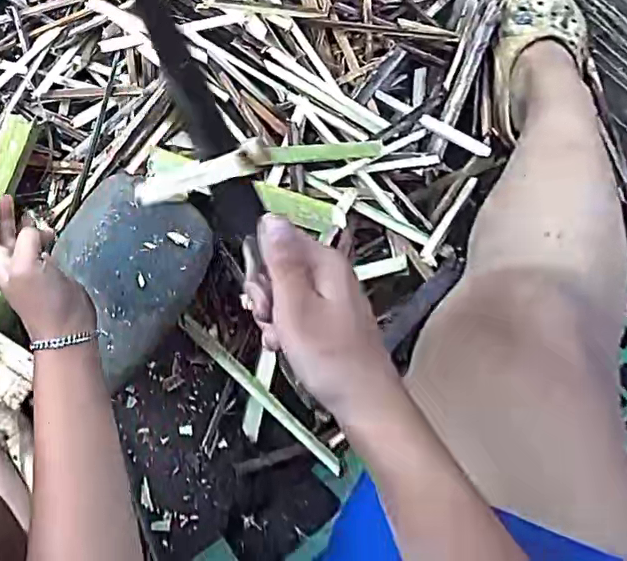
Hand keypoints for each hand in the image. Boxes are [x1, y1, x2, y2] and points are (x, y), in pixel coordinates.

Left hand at [0, 193, 96, 341]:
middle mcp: (5, 262)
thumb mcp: (27, 264)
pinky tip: (41, 224)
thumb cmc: (42, 301)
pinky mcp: (42, 266)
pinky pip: (32, 241)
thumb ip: (26, 238)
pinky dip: (34, 229)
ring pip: (8, 235)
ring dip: (6, 217)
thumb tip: (32, 227)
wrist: (67, 328)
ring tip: (8, 199)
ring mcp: (24, 264)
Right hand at [242, 214, 402, 417]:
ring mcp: (329, 296)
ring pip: (282, 291)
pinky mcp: (328, 317)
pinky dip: (284, 328)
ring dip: (272, 314)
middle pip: (278, 265)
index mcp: (324, 262)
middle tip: (270, 317)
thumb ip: (280, 260)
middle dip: (265, 294)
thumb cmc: (333, 359)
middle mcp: (328, 273)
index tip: (263, 293)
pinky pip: (294, 311)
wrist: (365, 407)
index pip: (276, 238)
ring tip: (281, 337)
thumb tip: (270, 218)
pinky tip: (287, 346)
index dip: (261, 265)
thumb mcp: (294, 304)